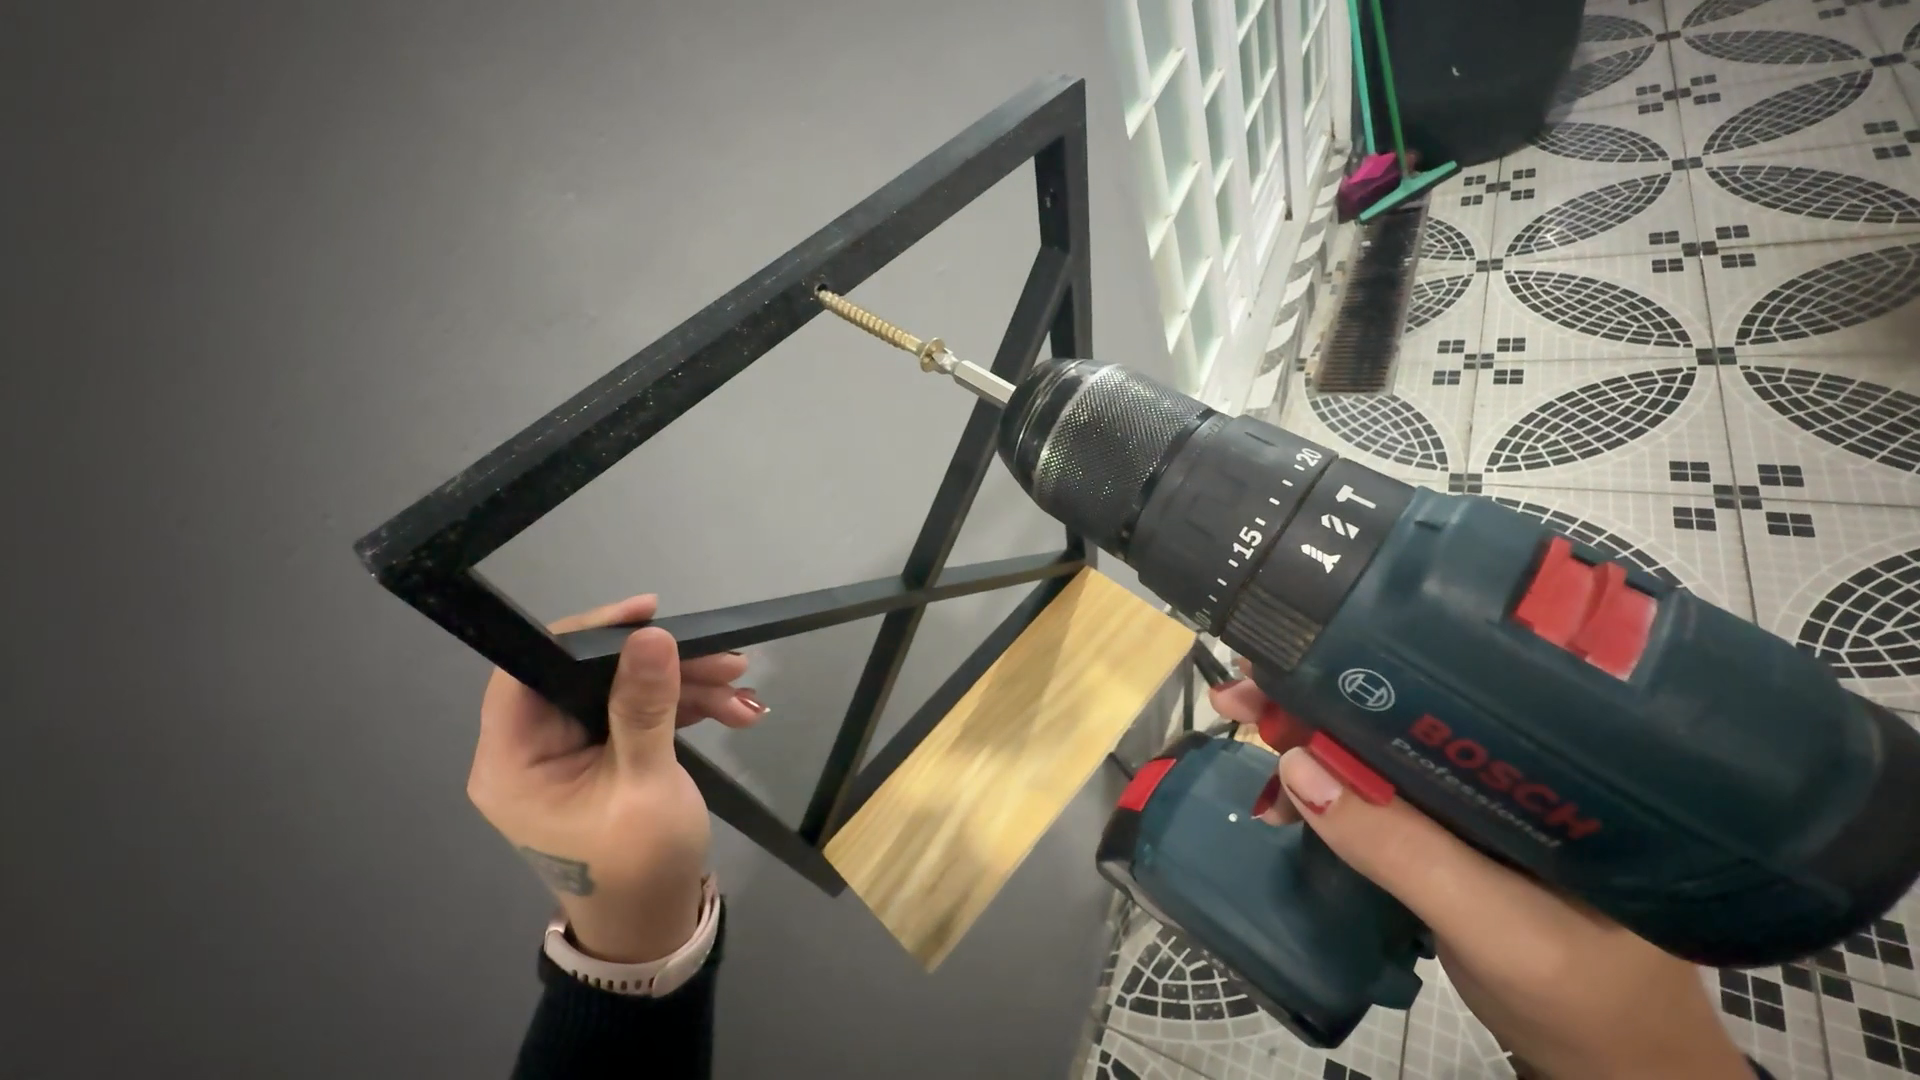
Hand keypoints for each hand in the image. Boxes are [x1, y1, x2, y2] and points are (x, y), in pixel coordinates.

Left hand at [467, 594, 767, 962]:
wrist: (655, 928)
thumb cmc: (639, 866)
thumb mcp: (646, 783)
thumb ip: (645, 707)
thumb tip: (652, 635)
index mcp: (514, 760)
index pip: (530, 671)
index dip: (586, 634)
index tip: (649, 613)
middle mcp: (532, 749)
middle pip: (590, 677)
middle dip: (662, 666)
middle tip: (724, 657)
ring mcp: (569, 753)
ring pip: (622, 693)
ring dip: (686, 688)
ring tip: (743, 690)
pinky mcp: (602, 758)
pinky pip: (638, 715)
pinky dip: (684, 709)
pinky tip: (732, 709)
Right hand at [1209, 676, 1750, 1079]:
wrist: (1624, 1076)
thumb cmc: (1589, 1002)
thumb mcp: (1497, 927)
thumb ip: (1403, 850)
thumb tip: (1295, 765)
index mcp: (1536, 763)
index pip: (1432, 695)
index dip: (1348, 671)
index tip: (1273, 658)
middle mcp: (1502, 770)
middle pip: (1390, 717)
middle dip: (1310, 701)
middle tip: (1236, 697)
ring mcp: (1473, 808)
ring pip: (1374, 758)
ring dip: (1308, 747)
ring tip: (1250, 743)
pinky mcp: (1449, 843)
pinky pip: (1374, 803)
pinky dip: (1325, 796)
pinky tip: (1289, 799)